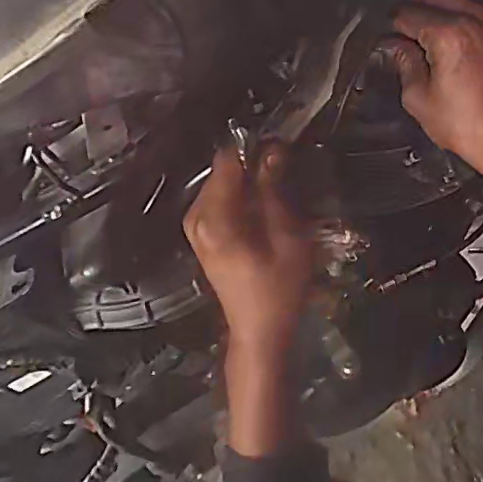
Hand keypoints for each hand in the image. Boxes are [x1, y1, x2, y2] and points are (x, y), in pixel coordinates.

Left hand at [184, 143, 312, 353]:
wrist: (259, 331)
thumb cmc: (278, 289)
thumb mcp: (287, 236)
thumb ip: (274, 190)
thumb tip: (272, 150)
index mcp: (213, 218)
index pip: (226, 161)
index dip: (254, 151)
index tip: (281, 153)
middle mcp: (196, 218)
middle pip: (223, 171)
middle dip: (253, 167)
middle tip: (285, 178)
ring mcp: (195, 227)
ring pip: (223, 184)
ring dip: (250, 183)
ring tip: (278, 198)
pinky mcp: (202, 235)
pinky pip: (221, 201)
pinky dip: (243, 199)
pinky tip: (264, 214)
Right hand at [384, 0, 482, 244]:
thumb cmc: (474, 128)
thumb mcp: (419, 98)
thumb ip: (403, 64)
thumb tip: (395, 49)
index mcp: (449, 33)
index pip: (405, 13)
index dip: (388, 27)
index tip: (383, 39)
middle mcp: (474, 21)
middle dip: (407, 9)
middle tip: (395, 32)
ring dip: (430, 11)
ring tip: (416, 40)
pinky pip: (469, 12)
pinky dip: (452, 19)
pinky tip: (441, 44)